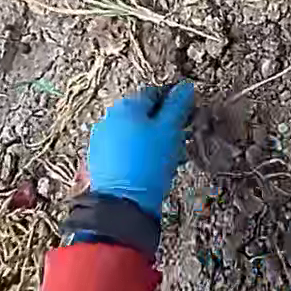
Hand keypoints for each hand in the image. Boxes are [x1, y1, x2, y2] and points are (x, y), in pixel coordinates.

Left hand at [84, 82, 195, 217]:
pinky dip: (142, 151)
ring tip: (172, 154)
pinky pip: (126, 148)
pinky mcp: (101, 159)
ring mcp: (103, 140)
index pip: (155, 92)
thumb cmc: (149, 163)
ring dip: (155, 138)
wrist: (124, 202)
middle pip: (144, 113)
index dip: (175, 101)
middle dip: (165, 122)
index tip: (188, 113)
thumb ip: (178, 106)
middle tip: (182, 135)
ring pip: (136, 131)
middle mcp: (110, 119)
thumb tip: (185, 87)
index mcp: (126, 107)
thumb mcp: (170, 130)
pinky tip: (155, 165)